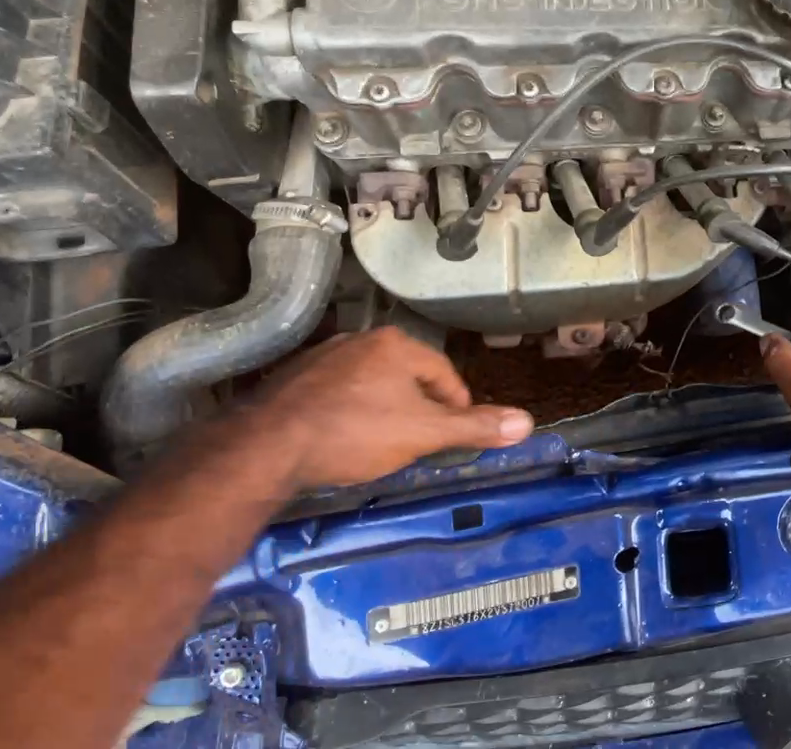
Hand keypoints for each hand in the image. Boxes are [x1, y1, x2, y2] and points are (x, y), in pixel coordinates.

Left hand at [244, 327, 533, 489]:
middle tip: (418, 442)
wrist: (263, 449)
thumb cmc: (354, 434)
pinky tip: (339, 439)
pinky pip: (334, 393)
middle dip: (417, 408)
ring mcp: (321, 357)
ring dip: (381, 409)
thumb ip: (474, 427)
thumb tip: (527, 421)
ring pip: (369, 384)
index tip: (454, 435)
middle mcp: (359, 340)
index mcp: (396, 345)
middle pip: (406, 377)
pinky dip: (345, 412)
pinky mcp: (289, 380)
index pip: (444, 374)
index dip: (455, 407)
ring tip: (379, 443)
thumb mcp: (423, 434)